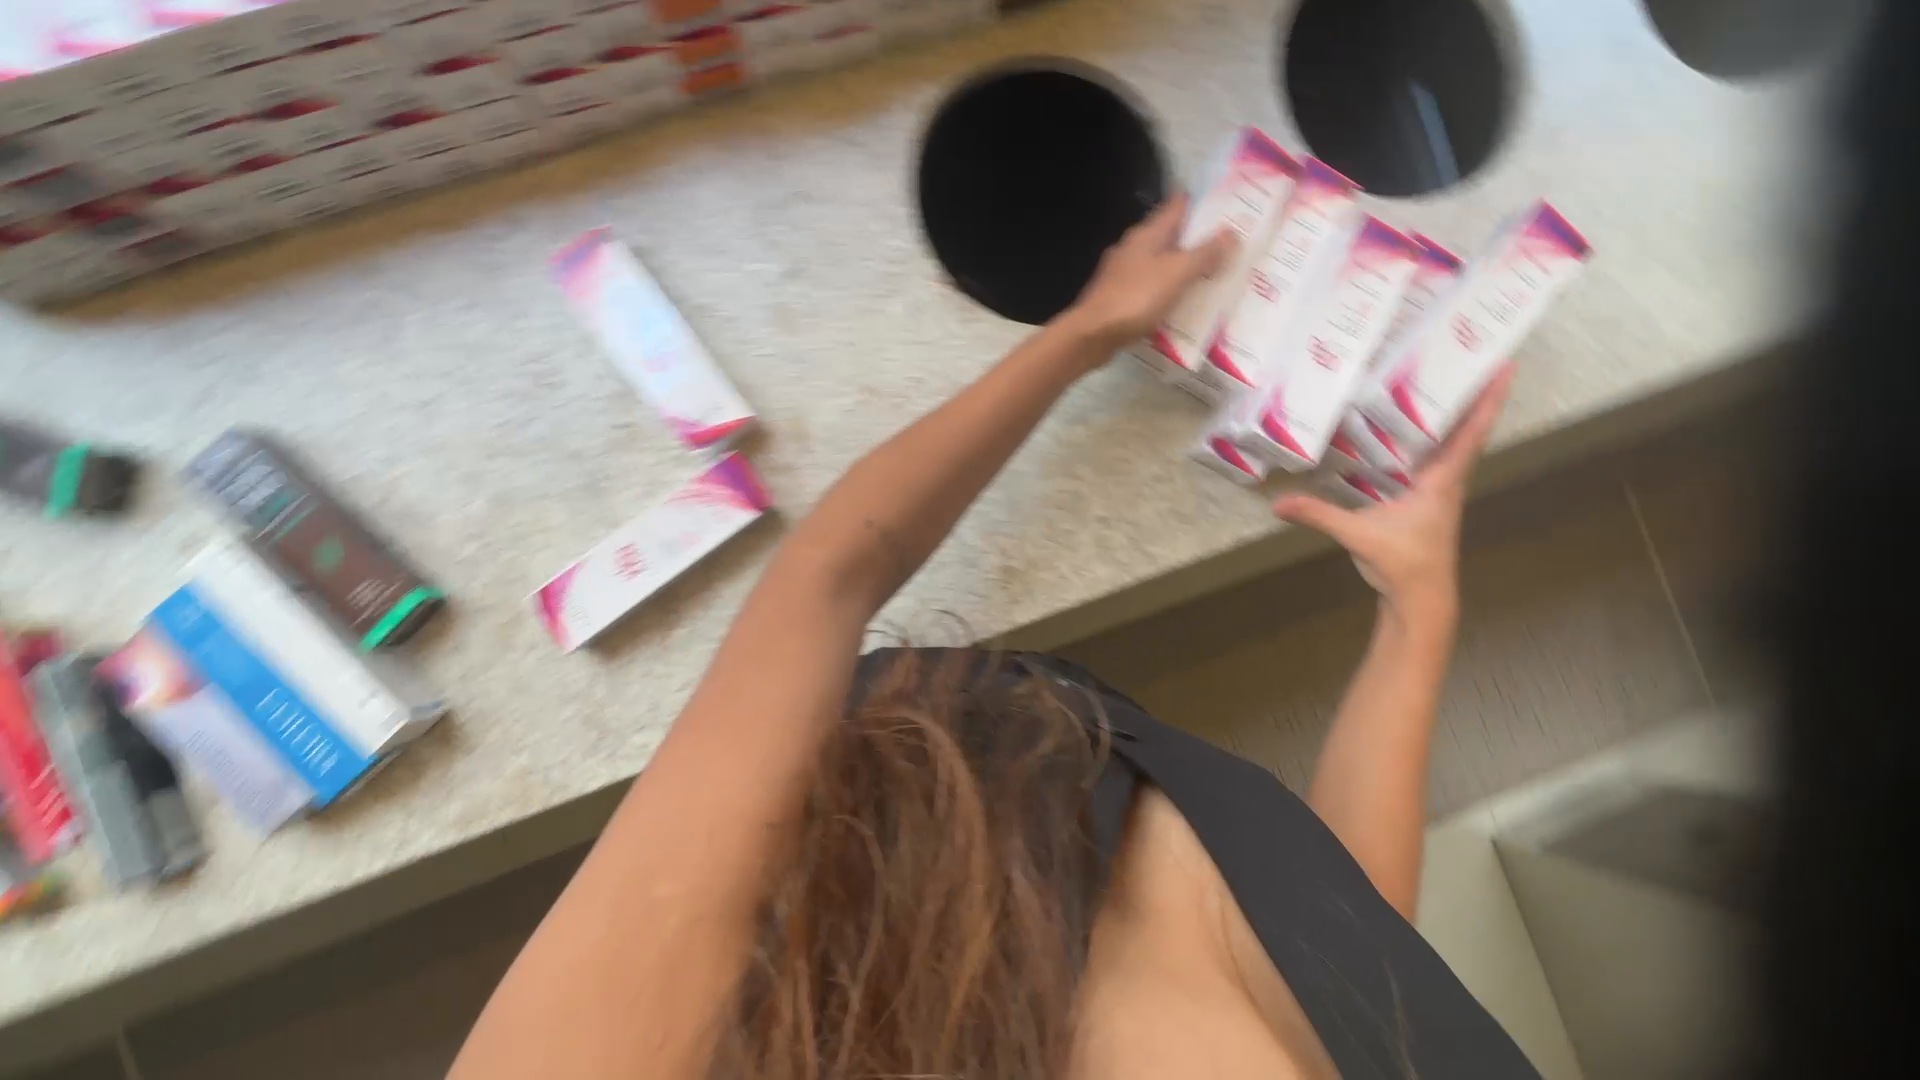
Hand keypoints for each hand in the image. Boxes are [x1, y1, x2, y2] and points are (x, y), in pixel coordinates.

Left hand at [1062, 193, 1235, 347]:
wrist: (1092, 335)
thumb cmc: (1136, 299)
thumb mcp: (1177, 273)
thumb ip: (1205, 253)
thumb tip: (1232, 231)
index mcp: (1146, 233)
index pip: (1178, 206)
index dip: (1203, 205)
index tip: (1229, 209)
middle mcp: (1133, 247)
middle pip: (1170, 236)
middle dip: (1196, 240)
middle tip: (1228, 248)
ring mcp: (1122, 273)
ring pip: (1159, 263)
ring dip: (1182, 268)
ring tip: (1210, 276)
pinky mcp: (1117, 297)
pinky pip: (1149, 287)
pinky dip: (1166, 291)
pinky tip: (1179, 303)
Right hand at [1274, 369, 1513, 627]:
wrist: (1419, 598)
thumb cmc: (1403, 564)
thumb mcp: (1358, 535)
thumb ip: (1319, 515)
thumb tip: (1277, 503)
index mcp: (1440, 482)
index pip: (1469, 434)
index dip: (1488, 400)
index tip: (1505, 365)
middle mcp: (1445, 481)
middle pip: (1464, 430)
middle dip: (1469, 396)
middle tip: (1465, 358)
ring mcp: (1437, 492)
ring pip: (1448, 445)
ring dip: (1449, 418)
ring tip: (1438, 384)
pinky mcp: (1424, 502)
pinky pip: (1429, 462)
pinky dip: (1425, 442)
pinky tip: (1405, 433)